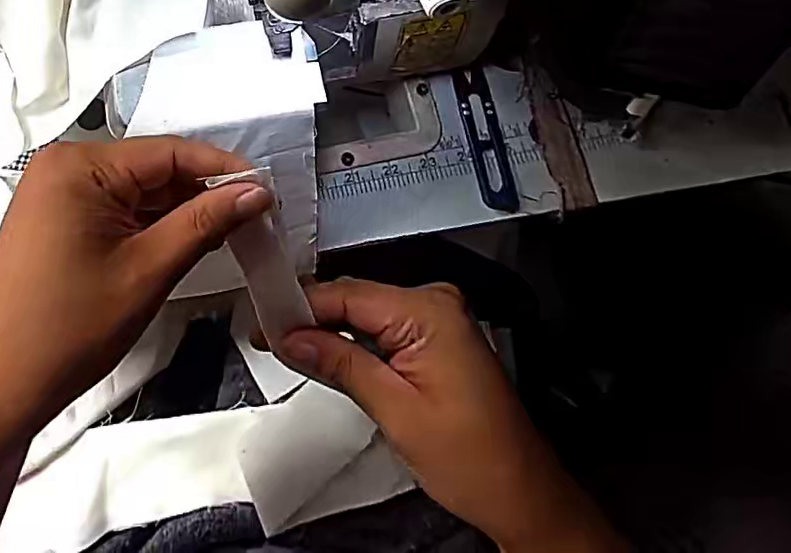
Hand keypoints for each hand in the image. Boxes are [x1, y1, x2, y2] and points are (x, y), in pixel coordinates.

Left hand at [0, 136, 272, 429]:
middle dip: (201, 193)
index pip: (168, 151)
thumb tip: (249, 193)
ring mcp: (56, 193)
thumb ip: (204, 222)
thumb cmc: (56, 335)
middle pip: (153, 168)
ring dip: (178, 211)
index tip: (259, 187)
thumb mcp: (147, 270)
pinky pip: (116, 206)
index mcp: (76, 166)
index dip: (221, 169)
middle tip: (248, 215)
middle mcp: (61, 168)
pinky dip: (150, 224)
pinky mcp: (57, 217)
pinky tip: (181, 240)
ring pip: (137, 189)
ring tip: (222, 232)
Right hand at [278, 279, 626, 552]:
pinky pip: (383, 324)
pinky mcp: (436, 333)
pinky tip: (328, 349)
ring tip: (290, 343)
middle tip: (271, 335)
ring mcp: (438, 316)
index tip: (266, 322)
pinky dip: (354, 338)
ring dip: (330, 328)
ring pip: (366, 311)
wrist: (524, 496)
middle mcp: (435, 302)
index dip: (300, 307)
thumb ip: (340, 364)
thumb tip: (294, 338)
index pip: (347, 294)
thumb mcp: (394, 411)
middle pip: (355, 298)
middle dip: (312, 317)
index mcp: (429, 311)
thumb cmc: (476, 461)